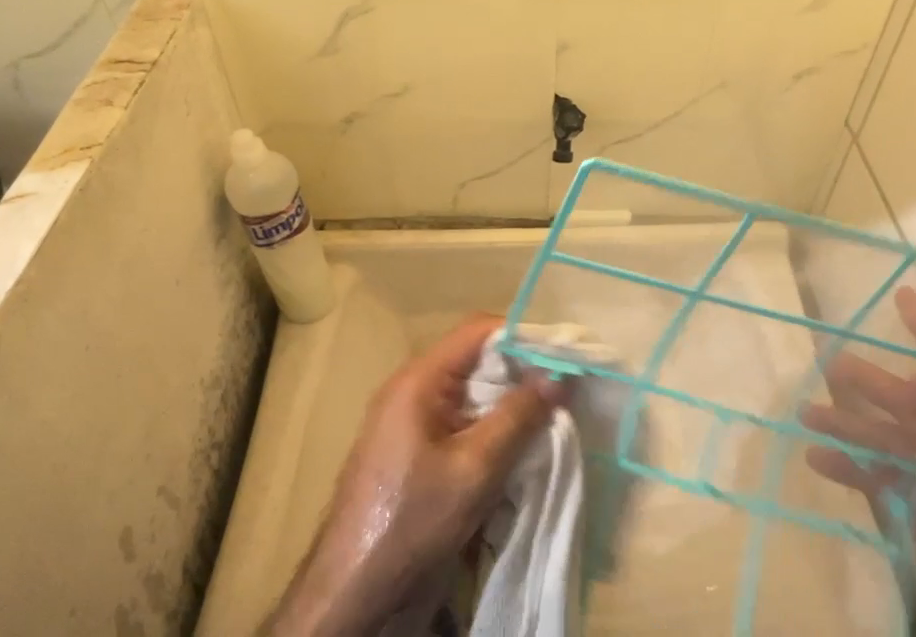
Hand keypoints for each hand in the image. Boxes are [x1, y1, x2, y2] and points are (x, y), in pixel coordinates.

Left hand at [266, 315, 568, 636]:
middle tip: (560, 392)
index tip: (561, 358)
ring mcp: (404, 417)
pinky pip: (455, 416)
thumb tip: (558, 375)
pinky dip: (485, 423)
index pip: (477, 330)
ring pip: (467, 390)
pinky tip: (510, 445)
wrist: (354, 585)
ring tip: (543, 418)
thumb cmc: (414, 518)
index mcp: (418, 380)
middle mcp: (408, 388)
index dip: (522, 337)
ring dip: (504, 401)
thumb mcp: (476, 468)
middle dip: (518, 371)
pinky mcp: (407, 445)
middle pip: (473, 358)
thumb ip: (518, 416)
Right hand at [801, 289, 915, 636]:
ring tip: (806, 412)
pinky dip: (852, 466)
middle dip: (875, 384)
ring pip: (890, 439)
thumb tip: (912, 395)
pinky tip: (818, 457)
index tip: (905, 299)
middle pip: (915, 405)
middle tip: (831, 361)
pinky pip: (881, 476)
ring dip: (851, 426)